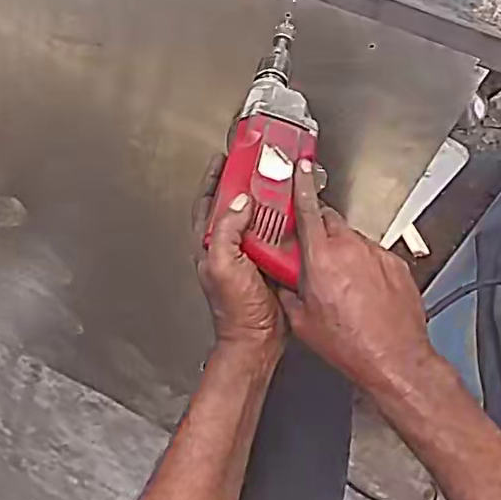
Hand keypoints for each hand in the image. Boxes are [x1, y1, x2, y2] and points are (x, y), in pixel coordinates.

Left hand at [193, 158, 285, 352]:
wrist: (258, 341)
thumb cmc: (235, 312)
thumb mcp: (224, 266)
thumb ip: (227, 231)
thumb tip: (239, 203)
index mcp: (210, 244)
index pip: (208, 201)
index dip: (214, 178)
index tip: (224, 159)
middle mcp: (228, 245)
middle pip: (233, 204)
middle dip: (244, 183)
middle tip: (256, 164)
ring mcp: (249, 253)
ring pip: (257, 216)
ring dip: (267, 200)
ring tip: (276, 182)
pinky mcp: (270, 260)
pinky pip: (276, 232)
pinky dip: (284, 220)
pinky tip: (292, 212)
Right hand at [277, 158, 444, 398]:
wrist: (395, 359)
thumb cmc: (351, 344)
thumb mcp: (303, 321)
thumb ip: (288, 291)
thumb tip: (282, 281)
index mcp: (322, 257)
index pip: (308, 208)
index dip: (302, 184)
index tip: (300, 168)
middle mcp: (350, 248)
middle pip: (330, 220)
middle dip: (320, 229)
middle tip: (314, 251)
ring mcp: (376, 253)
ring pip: (352, 239)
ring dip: (344, 252)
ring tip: (343, 283)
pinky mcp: (395, 263)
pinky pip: (373, 254)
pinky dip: (366, 265)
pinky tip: (365, 291)